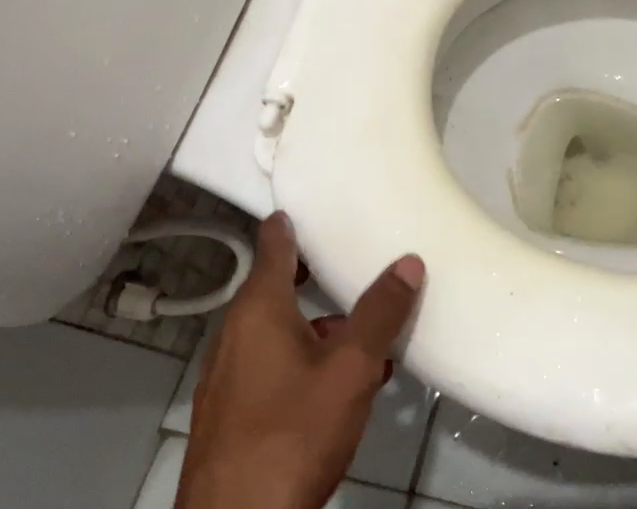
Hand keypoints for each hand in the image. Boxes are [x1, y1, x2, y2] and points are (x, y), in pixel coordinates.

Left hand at [177, 213, 425, 508]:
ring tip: (366, 337)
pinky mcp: (233, 412)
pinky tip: (343, 385)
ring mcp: (229, 376)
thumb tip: (407, 262)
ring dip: (319, 326)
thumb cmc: (293, 433)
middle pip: (277, 288)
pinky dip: (305, 359)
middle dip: (317, 275)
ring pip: (279, 331)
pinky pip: (272, 365)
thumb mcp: (351, 369)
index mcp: (258, 311)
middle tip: (355, 261)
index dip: (293, 222)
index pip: (274, 245)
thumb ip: (380, 313)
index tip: (314, 204)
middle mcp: (235, 335)